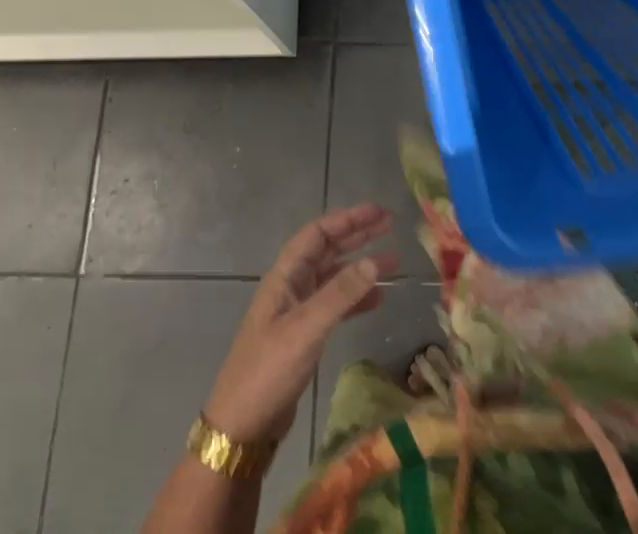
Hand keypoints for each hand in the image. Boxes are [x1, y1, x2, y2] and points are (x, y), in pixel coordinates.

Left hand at [203, 204, 399, 442]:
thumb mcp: (306, 329)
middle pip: (326, 251)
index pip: (316, 235)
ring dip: (361, 266)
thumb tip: (375, 260)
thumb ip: (340, 294)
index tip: (379, 212)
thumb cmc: (268, 371)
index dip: (346, 219)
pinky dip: (357, 298)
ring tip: (395, 261)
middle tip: (391, 224)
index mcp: (283, 279)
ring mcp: (296, 313)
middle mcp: (290, 289)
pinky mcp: (304, 336)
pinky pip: (335, 305)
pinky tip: (378, 298)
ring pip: (333, 278)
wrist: (242, 425)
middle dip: (357, 235)